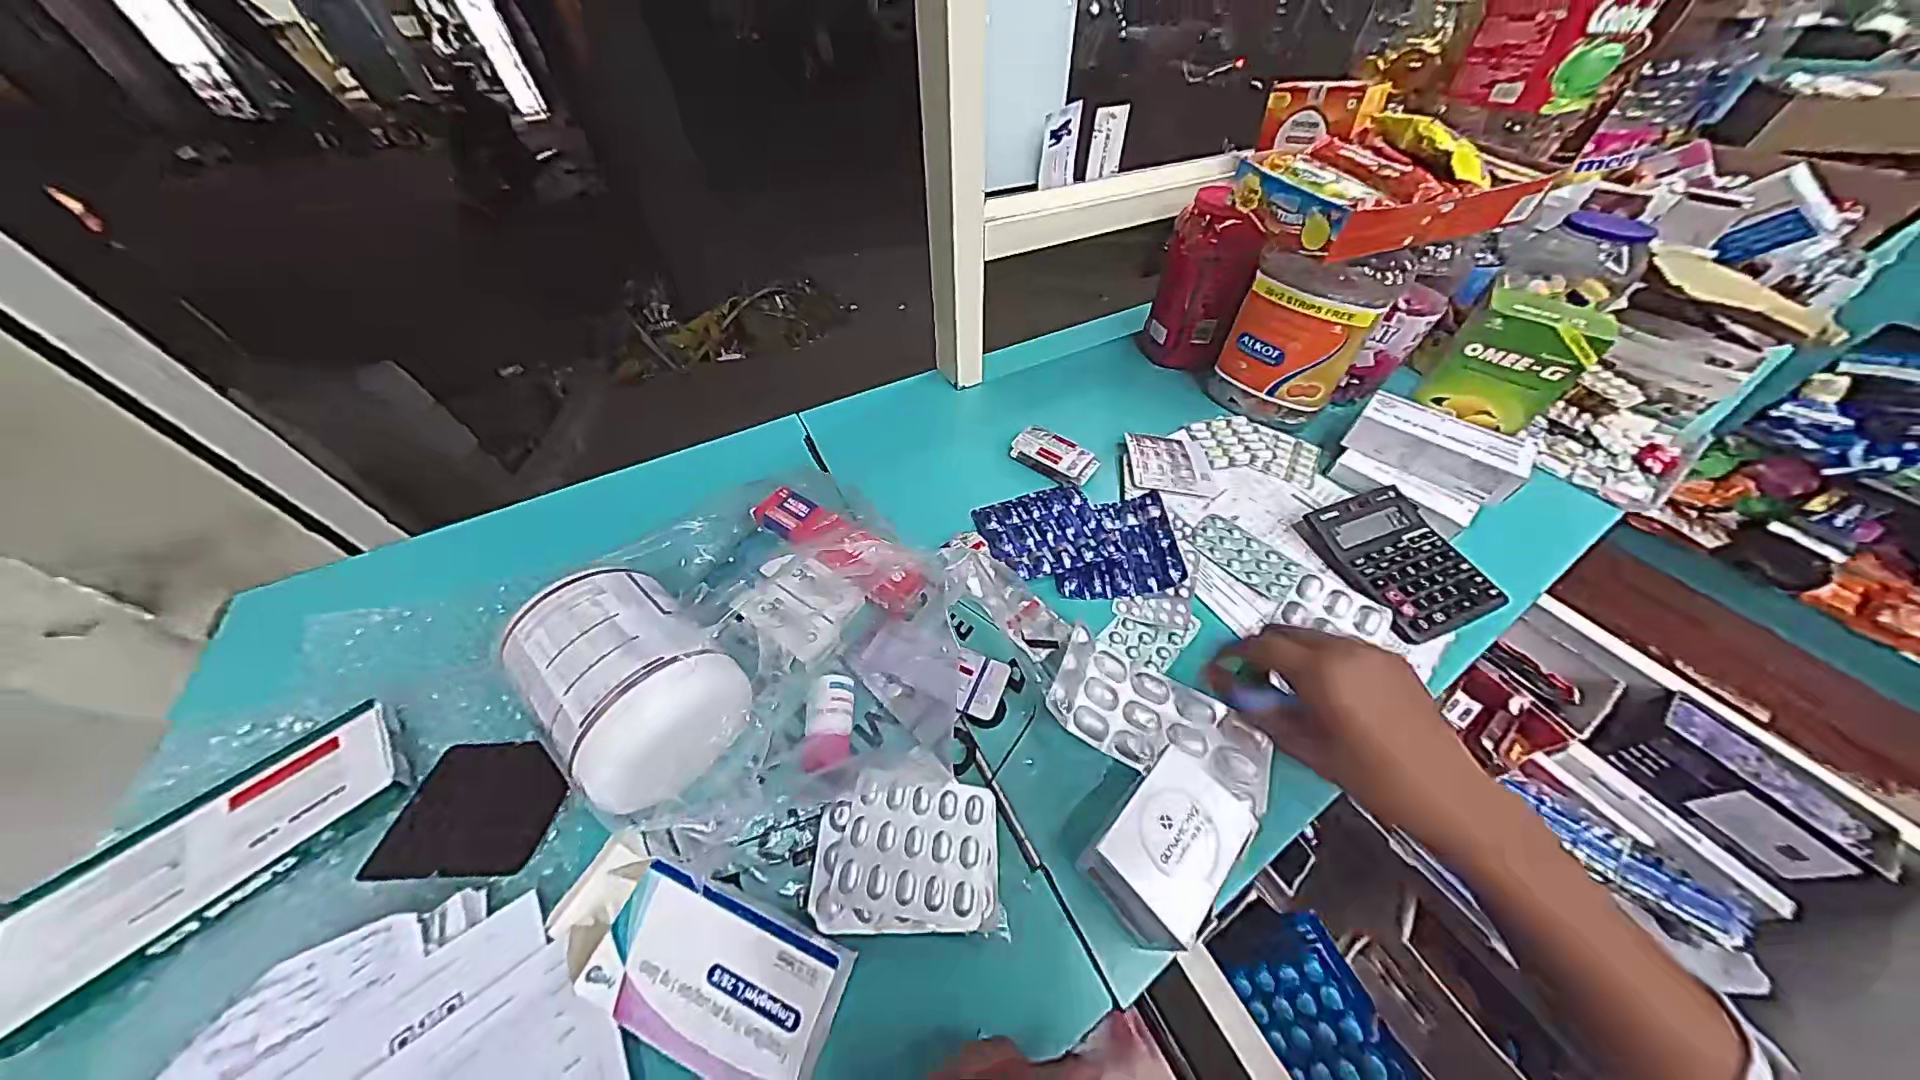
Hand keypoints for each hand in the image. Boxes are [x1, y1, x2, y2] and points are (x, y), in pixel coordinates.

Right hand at [1205, 626, 1493, 844]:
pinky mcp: (1392, 662)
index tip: (1221, 665)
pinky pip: (1341, 645)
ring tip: (1282, 686)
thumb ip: (1261, 710)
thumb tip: (1234, 691)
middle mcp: (1349, 652)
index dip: (1231, 654)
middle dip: (1258, 650)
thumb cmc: (1385, 780)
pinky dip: (1319, 657)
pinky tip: (1319, 689)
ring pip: (1312, 635)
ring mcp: (1374, 654)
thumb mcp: (1306, 747)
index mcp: (1324, 670)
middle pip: (1283, 631)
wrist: (1448, 794)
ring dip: (1288, 653)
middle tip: (1245, 676)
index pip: (1260, 645)